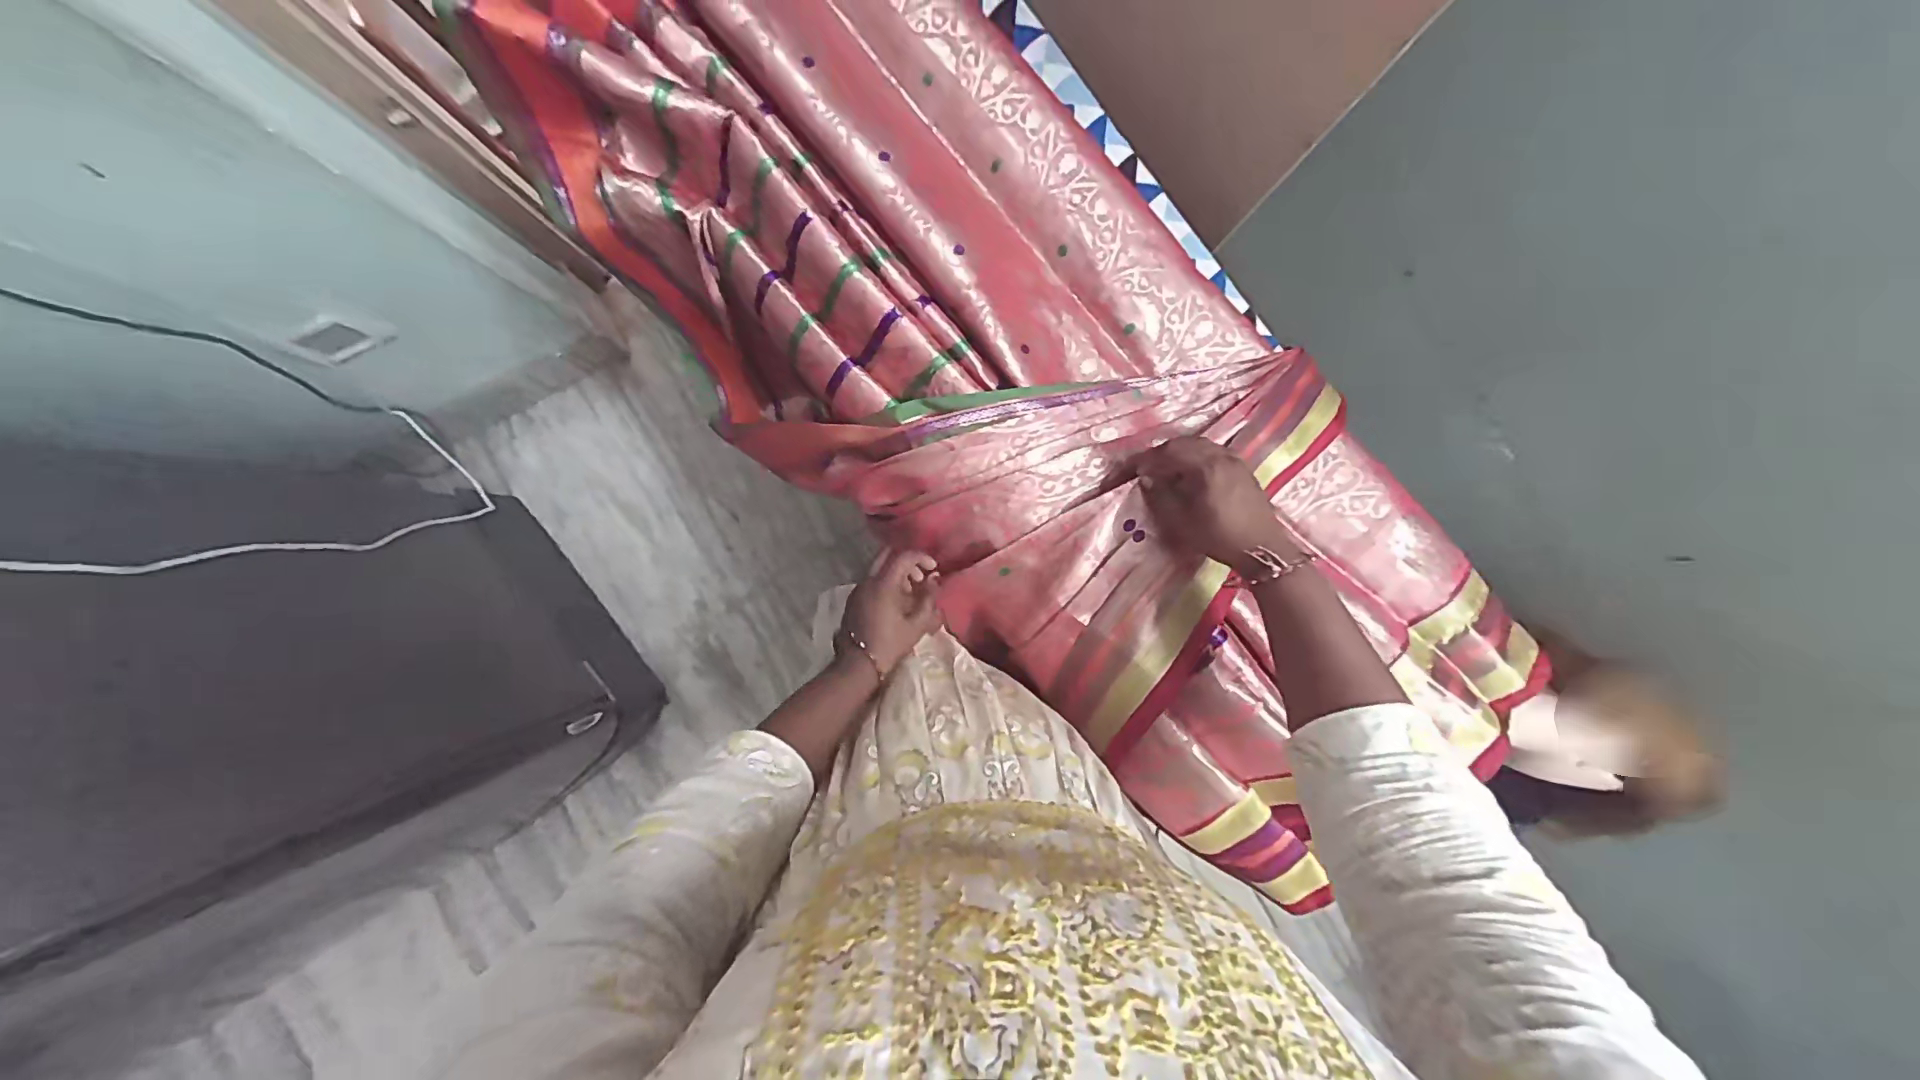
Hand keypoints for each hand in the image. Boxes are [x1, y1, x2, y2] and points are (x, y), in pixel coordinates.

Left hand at [839, 548, 943, 676]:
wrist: (858, 664)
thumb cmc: (890, 644)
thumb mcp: (917, 624)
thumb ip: (928, 598)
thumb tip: (934, 579)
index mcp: (883, 584)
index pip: (904, 556)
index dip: (922, 557)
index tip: (933, 568)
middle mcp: (867, 580)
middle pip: (888, 556)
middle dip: (907, 562)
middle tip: (920, 578)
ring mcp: (858, 589)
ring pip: (879, 569)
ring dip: (897, 573)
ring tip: (911, 593)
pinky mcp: (853, 599)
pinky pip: (872, 581)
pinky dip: (886, 583)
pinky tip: (896, 602)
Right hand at [1137, 436, 1298, 568]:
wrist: (1262, 549)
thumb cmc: (1219, 537)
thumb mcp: (1181, 521)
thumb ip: (1160, 495)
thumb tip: (1145, 477)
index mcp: (1205, 466)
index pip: (1166, 452)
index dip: (1143, 459)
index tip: (1129, 470)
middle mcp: (1221, 456)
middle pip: (1183, 443)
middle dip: (1159, 453)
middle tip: (1143, 468)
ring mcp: (1234, 460)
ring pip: (1199, 445)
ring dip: (1177, 453)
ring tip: (1163, 470)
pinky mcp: (1241, 468)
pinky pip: (1211, 451)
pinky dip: (1193, 456)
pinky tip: (1188, 473)